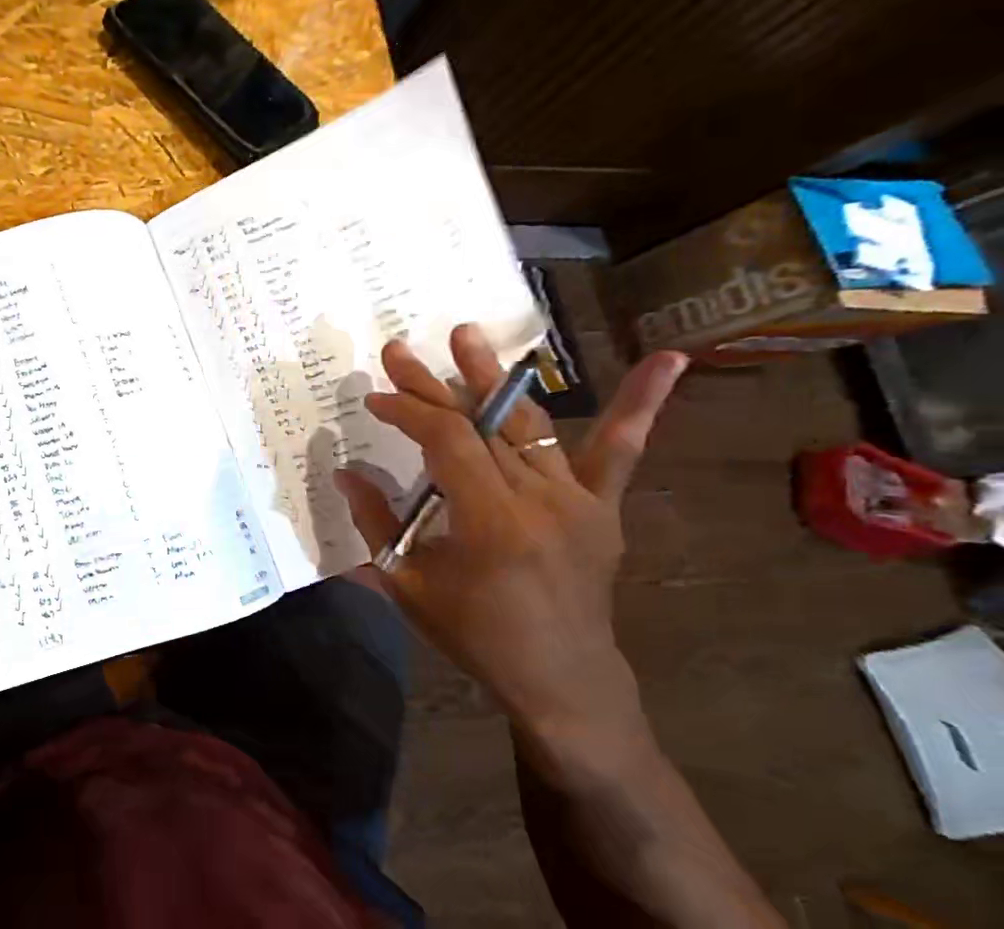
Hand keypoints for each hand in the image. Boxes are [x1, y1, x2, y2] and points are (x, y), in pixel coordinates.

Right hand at [334, 325, 686, 739]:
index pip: (445, 442)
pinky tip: (668, 360)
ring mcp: (579, 499)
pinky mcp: (603, 507)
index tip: (373, 399)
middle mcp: (540, 499)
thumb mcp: (407, 584)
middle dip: (432, 385)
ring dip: (494, 378)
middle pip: (480, 424)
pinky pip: (618, 452)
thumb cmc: (475, 634)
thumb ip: (377, 523)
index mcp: (491, 521)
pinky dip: (640, 406)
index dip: (407, 412)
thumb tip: (346, 473)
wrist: (561, 678)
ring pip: (530, 423)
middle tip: (398, 350)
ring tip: (465, 335)